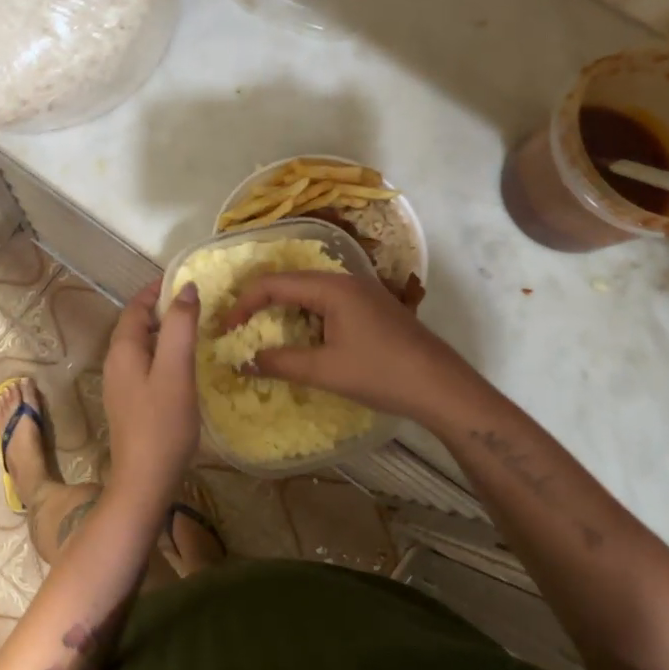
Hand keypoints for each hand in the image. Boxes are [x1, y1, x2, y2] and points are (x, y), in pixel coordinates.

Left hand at [101, 280, 200, 494]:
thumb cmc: (162, 423)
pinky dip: (163, 355)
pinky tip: (185, 366)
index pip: (135, 307)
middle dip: (162, 310)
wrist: (145, 479)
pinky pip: (145, 366)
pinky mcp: (130, 403)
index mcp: (123, 350)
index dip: (157, 290)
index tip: (185, 279)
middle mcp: (115, 363)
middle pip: (136, 325)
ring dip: (164, 333)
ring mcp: (120, 385)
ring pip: (141, 347)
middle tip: (197, 303)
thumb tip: (186, 288)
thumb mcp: (176, 370)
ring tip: (195, 329)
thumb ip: (181, 327)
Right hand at [224, 271, 482, 424]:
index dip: (243, 304)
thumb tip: (243, 362)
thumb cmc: (382, 373)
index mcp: (332, 287)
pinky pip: (326, 305)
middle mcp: (346, 281)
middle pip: (290, 284)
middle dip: (260, 305)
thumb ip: (279, 363)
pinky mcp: (371, 310)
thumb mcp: (324, 370)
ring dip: (282, 313)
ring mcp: (362, 294)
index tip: (225, 330)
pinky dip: (304, 320)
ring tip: (263, 337)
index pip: (273, 284)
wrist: (443, 388)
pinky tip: (300, 343)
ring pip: (308, 295)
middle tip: (238, 330)